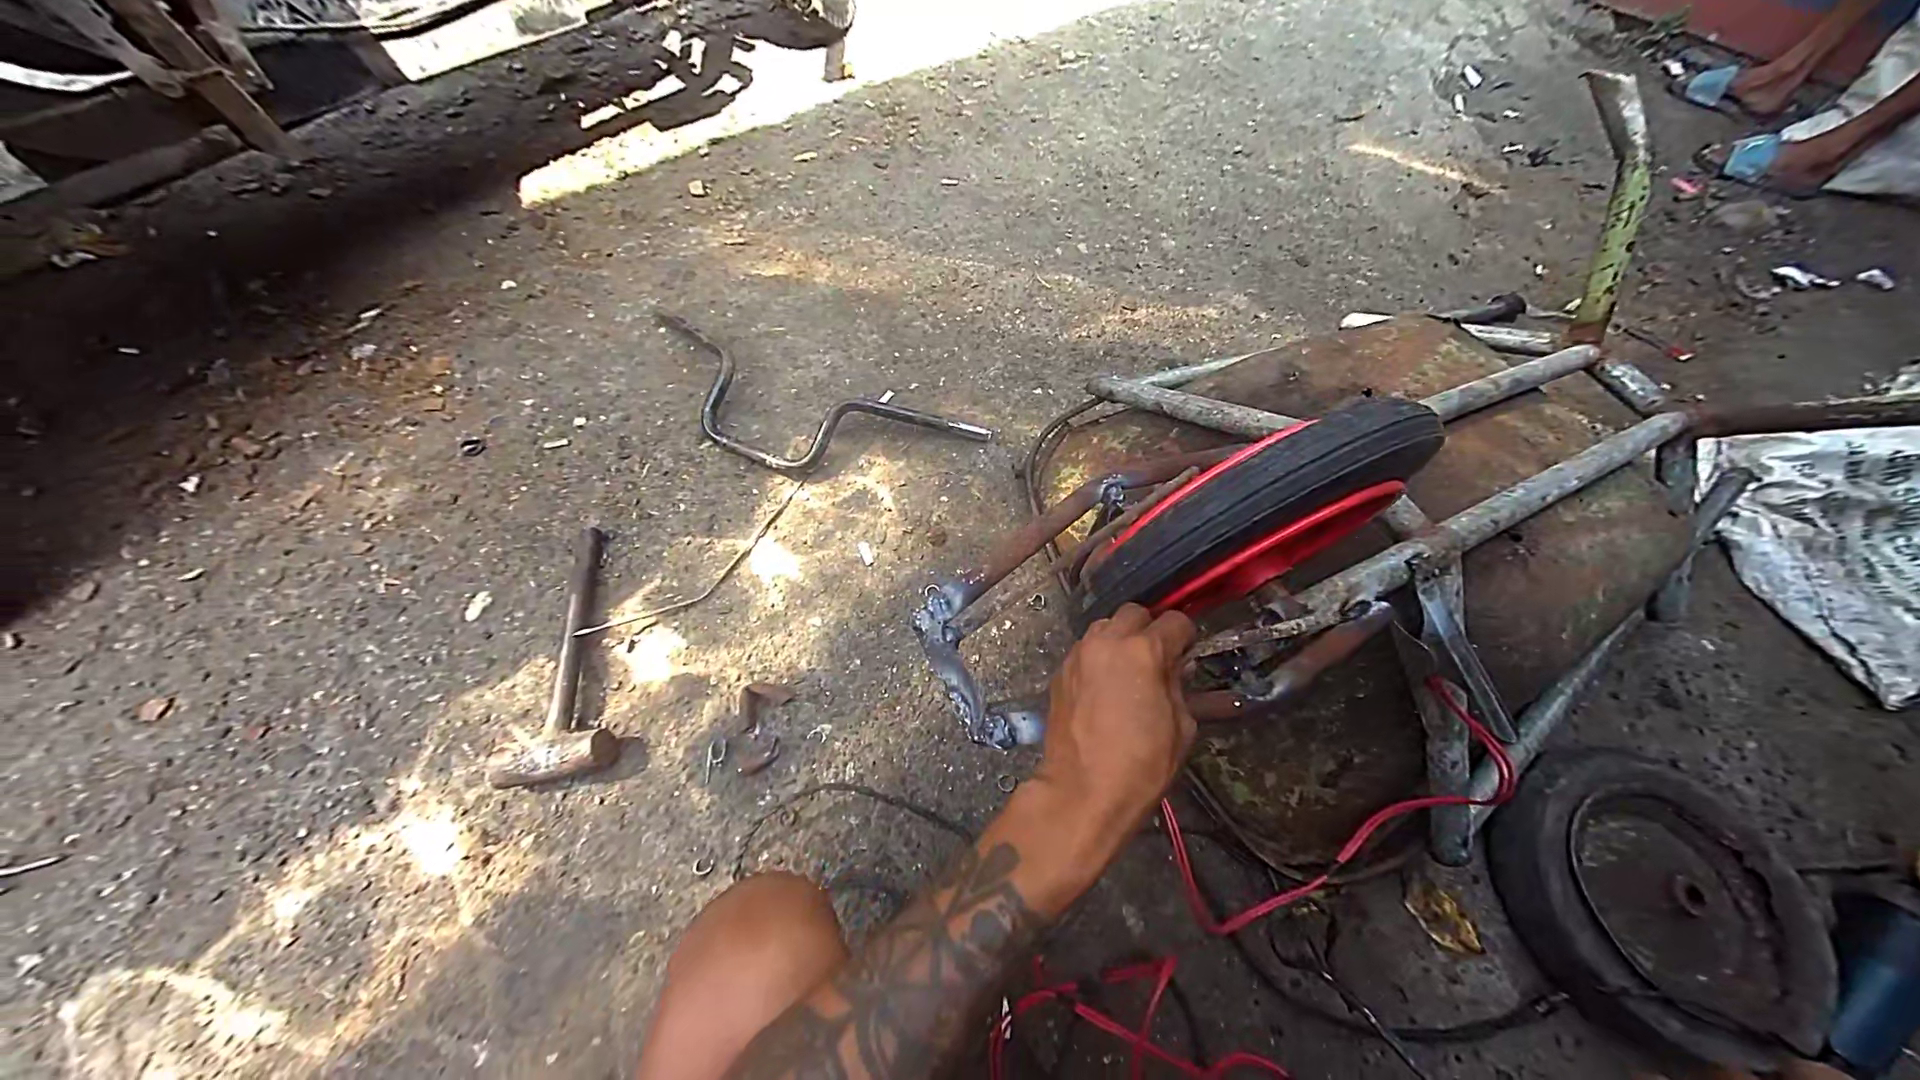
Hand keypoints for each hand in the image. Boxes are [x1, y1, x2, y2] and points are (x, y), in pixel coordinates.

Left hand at [1034, 603, 1196, 843]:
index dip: (1185, 637)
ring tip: (1129, 671)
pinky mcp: (1060, 672)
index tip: (1187, 653)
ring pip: (1104, 627)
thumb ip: (1179, 684)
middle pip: (1134, 613)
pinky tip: (1104, 687)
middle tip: (1158, 659)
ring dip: (1120, 640)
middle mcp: (1106, 642)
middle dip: (1150, 630)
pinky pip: (1084, 650)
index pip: (1174, 621)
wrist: (1083, 789)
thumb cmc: (1141, 764)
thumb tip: (1176, 666)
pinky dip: (1098, 658)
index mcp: (1143, 651)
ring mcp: (1078, 655)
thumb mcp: (1181, 725)